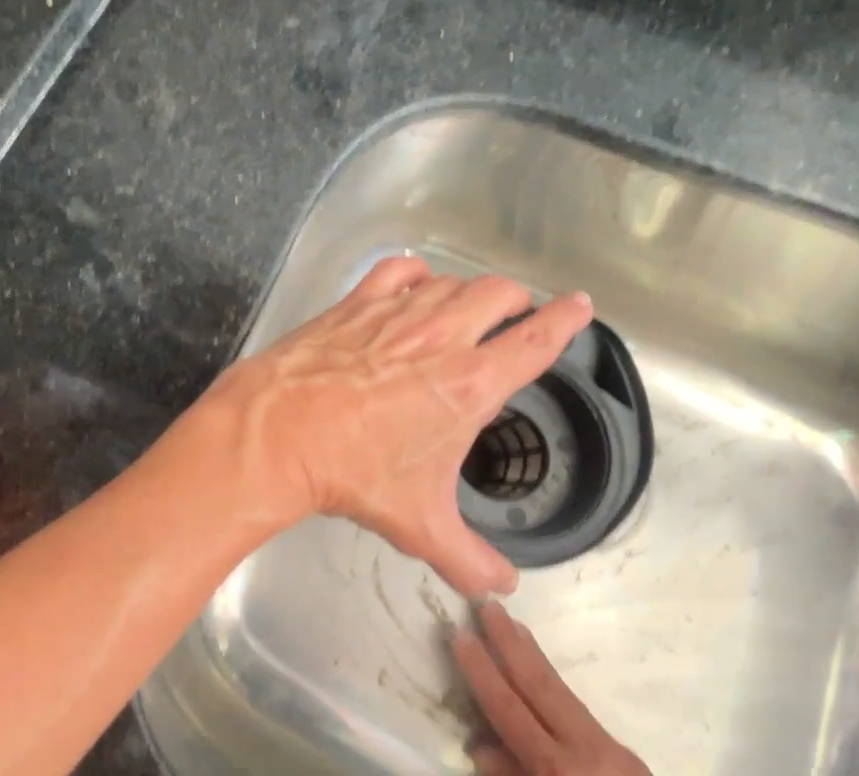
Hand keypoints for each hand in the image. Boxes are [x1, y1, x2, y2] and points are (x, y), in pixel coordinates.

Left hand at [182, 256, 592, 598]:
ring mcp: (396, 314)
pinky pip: (397, 271)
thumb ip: (469, 559)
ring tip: (467, 309)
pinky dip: (415, 274)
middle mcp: (442, 337)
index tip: (580, 305)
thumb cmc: (354, 474)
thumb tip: (501, 586)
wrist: (278, 434)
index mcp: (470, 383)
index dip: (565, 319)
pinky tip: (415, 285)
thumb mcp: (420, 524)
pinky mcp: (355, 304)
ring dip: (468, 292)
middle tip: (515, 317)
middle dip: (516, 301)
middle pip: (498, 295)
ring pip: (451, 281)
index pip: (535, 340)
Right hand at [455, 602, 649, 775]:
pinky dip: (554, 686)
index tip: (460, 634)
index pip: (510, 710)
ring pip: (563, 692)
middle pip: (541, 686)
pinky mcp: (625, 757)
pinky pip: (579, 710)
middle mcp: (587, 752)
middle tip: (486, 604)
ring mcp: (612, 752)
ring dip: (533, 656)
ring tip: (511, 624)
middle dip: (510, 644)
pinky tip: (541, 674)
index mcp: (558, 772)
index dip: (482, 672)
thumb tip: (482, 745)